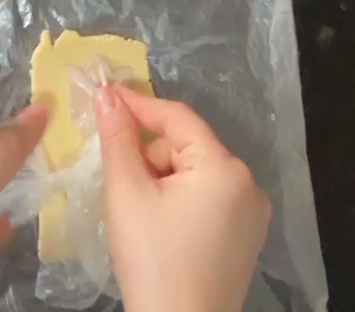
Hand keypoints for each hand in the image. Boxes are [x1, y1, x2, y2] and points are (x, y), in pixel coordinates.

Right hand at [95, 85, 270, 311]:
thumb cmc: (153, 261)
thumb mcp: (127, 193)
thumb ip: (117, 137)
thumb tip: (106, 94)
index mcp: (225, 168)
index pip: (177, 117)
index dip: (138, 104)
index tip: (104, 95)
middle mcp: (247, 184)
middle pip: (185, 145)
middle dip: (148, 150)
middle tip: (114, 166)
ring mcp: (250, 213)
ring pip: (192, 170)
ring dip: (159, 174)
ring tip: (133, 201)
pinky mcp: (243, 237)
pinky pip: (205, 195)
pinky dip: (176, 195)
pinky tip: (154, 217)